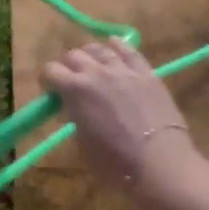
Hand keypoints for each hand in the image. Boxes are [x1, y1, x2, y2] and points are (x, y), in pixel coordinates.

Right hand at [42, 39, 204, 201]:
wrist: (161, 164)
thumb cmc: (116, 164)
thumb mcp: (83, 143)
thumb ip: (74, 117)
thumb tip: (74, 108)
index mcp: (75, 90)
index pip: (50, 70)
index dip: (47, 80)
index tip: (51, 92)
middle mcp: (95, 72)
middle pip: (73, 55)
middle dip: (68, 67)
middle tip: (72, 82)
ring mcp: (122, 69)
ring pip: (99, 48)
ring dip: (90, 55)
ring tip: (93, 66)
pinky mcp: (145, 72)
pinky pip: (128, 50)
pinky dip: (117, 45)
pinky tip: (114, 46)